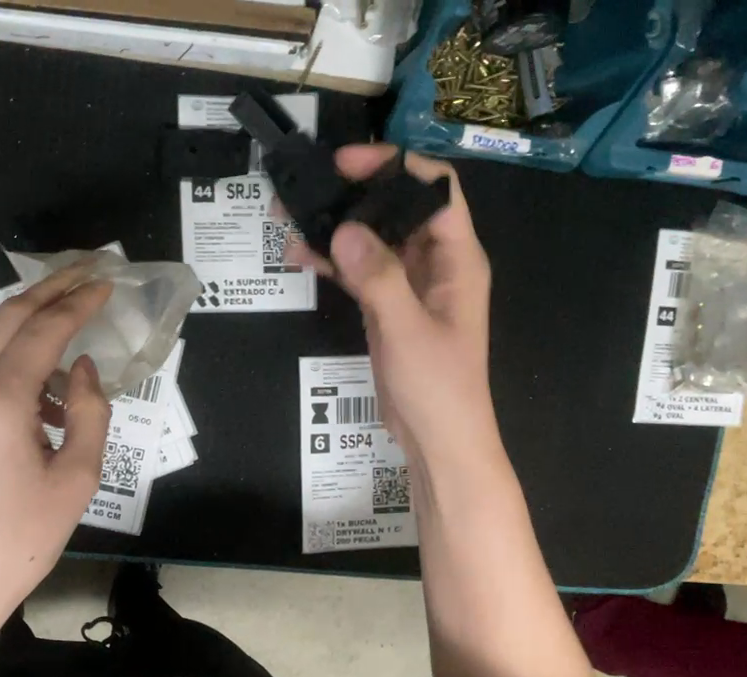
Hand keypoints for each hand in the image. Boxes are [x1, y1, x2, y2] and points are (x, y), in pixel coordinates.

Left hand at [0, 266, 113, 628]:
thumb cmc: (25, 539)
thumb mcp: (78, 479)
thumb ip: (90, 412)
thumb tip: (84, 370)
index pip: (43, 329)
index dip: (78, 302)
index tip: (106, 283)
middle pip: (7, 317)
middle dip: (49, 290)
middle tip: (87, 273)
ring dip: (32, 335)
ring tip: (77, 357)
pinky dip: (13, 371)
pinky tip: (45, 402)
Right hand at [296, 145, 492, 463]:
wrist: (438, 441)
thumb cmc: (438, 387)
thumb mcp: (408, 330)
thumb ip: (379, 278)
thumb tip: (343, 230)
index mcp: (457, 258)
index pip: (433, 189)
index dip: (393, 166)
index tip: (345, 165)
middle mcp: (436, 264)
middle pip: (396, 210)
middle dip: (353, 195)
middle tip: (306, 189)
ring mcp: (410, 287)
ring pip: (373, 241)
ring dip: (336, 229)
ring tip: (289, 218)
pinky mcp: (387, 310)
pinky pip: (360, 273)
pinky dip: (332, 263)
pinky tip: (299, 257)